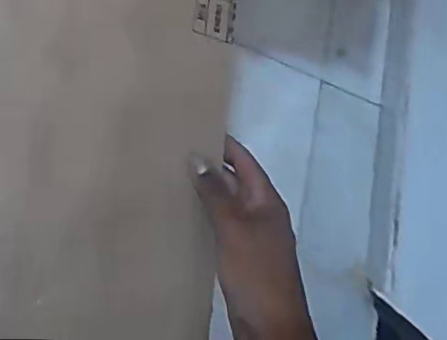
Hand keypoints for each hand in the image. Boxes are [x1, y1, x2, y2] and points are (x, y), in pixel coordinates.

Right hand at [191, 136, 317, 339]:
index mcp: (266, 199)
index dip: (223, 142)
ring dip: (206, 193)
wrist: (272, 330)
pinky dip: (206, 218)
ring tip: (174, 178)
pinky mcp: (242, 257)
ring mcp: (253, 236)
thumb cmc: (256, 271)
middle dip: (210, 166)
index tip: (197, 127)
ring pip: (227, 204)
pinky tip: (184, 216)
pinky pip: (222, 227)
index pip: (243, 159)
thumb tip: (197, 157)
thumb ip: (214, 192)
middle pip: (234, 180)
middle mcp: (261, 212)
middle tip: (177, 152)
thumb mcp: (232, 227)